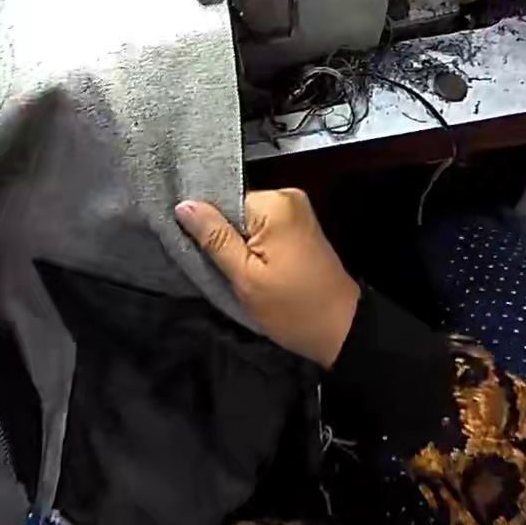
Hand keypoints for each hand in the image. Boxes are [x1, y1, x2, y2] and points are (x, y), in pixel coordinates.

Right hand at [176, 189, 359, 367]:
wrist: (341, 328)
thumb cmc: (292, 308)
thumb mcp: (245, 278)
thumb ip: (214, 237)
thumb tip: (184, 205)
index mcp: (274, 203)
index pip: (223, 199)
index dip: (206, 223)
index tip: (195, 247)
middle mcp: (287, 195)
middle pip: (235, 206)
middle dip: (221, 232)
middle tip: (214, 263)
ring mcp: (295, 208)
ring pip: (246, 217)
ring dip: (236, 239)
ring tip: (232, 267)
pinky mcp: (298, 222)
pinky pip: (262, 223)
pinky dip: (251, 242)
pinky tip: (248, 263)